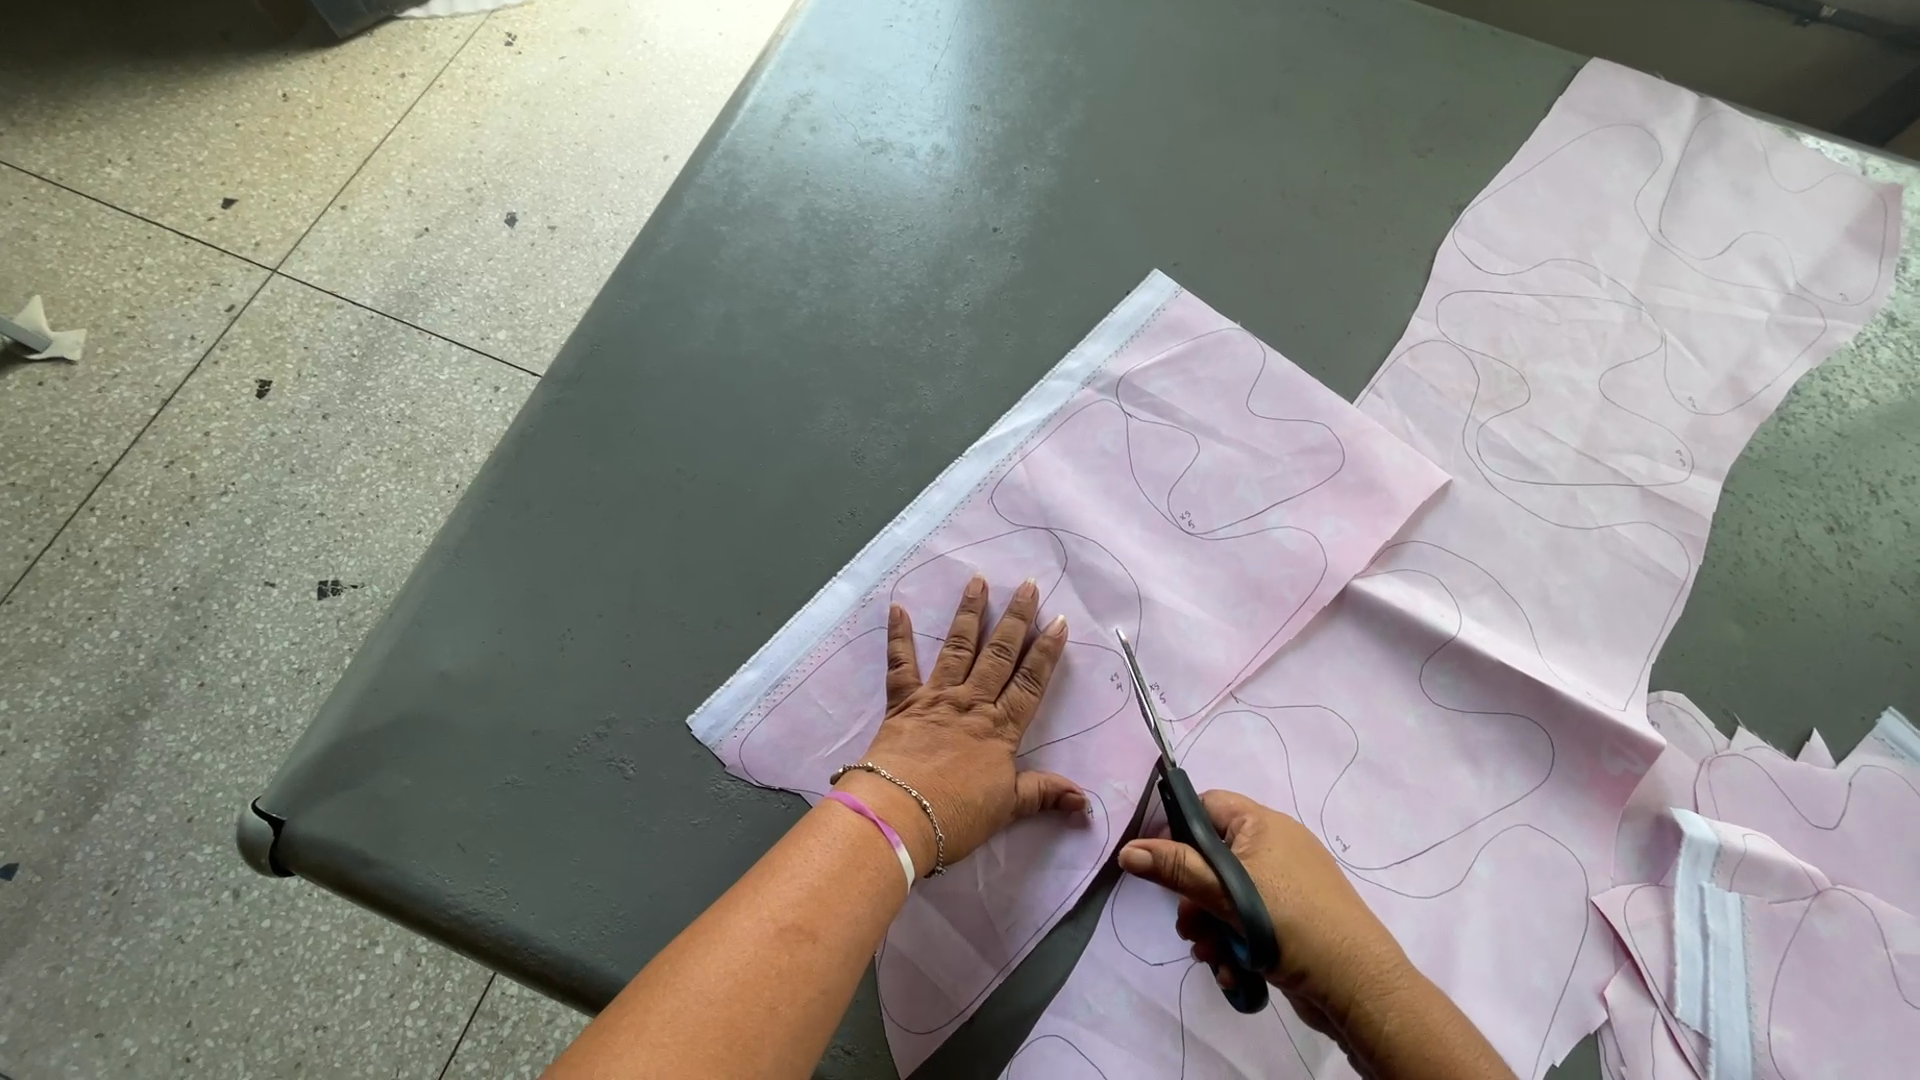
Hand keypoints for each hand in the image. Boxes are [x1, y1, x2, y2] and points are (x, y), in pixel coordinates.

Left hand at [837, 575, 1087, 875]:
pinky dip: (898, 636)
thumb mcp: (1008, 809)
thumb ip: (1044, 794)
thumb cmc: (956, 816)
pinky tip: (897, 608)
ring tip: (978, 581)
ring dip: (969, 613)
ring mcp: (936, 698)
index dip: (1046, 651)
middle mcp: (971, 703)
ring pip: (957, 648)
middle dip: (1015, 618)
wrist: (900, 816)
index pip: (1030, 682)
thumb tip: (1086, 802)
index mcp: (1000, 728)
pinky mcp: (903, 703)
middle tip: (1027, 585)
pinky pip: (900, 664)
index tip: (1058, 621)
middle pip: (998, 655)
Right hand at [1116, 790, 1415, 1035]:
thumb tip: (1127, 851)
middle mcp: (1273, 847)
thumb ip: (1175, 869)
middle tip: (1187, 925)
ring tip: (1209, 954)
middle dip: (1192, 895)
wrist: (1362, 989)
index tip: (1159, 865)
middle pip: (1210, 857)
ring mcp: (1284, 885)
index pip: (1206, 805)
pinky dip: (1233, 941)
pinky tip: (1230, 968)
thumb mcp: (1227, 893)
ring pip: (1225, 895)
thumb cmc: (1293, 924)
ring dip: (1209, 925)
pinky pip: (1247, 919)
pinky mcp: (1290, 920)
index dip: (1178, 830)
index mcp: (1262, 824)